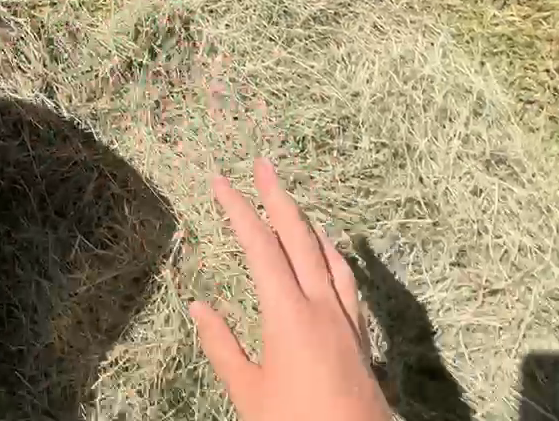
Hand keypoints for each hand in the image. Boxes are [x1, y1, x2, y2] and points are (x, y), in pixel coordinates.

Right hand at [188, 160, 391, 420]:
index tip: (220, 182)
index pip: (260, 246)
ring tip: (294, 204)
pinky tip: (331, 258)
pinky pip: (347, 283)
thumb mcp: (249, 394)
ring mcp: (346, 322)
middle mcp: (321, 308)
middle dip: (278, 197)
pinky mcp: (361, 341)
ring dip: (307, 223)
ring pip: (328, 257)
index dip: (238, 210)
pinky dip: (333, 257)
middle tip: (263, 165)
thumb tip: (197, 306)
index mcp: (289, 314)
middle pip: (300, 238)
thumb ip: (222, 347)